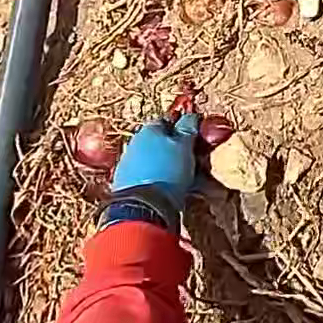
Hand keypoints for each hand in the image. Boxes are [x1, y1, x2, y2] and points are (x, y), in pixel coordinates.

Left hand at [100, 113, 200, 232]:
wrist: (143, 207)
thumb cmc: (166, 172)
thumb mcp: (184, 146)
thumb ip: (188, 129)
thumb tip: (191, 115)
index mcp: (149, 131)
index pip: (168, 119)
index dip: (183, 124)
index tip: (195, 132)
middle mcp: (135, 144)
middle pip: (160, 140)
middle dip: (176, 146)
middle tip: (194, 155)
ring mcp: (128, 165)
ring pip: (155, 159)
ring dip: (168, 163)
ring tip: (186, 175)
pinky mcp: (127, 184)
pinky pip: (149, 176)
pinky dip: (160, 178)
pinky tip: (171, 186)